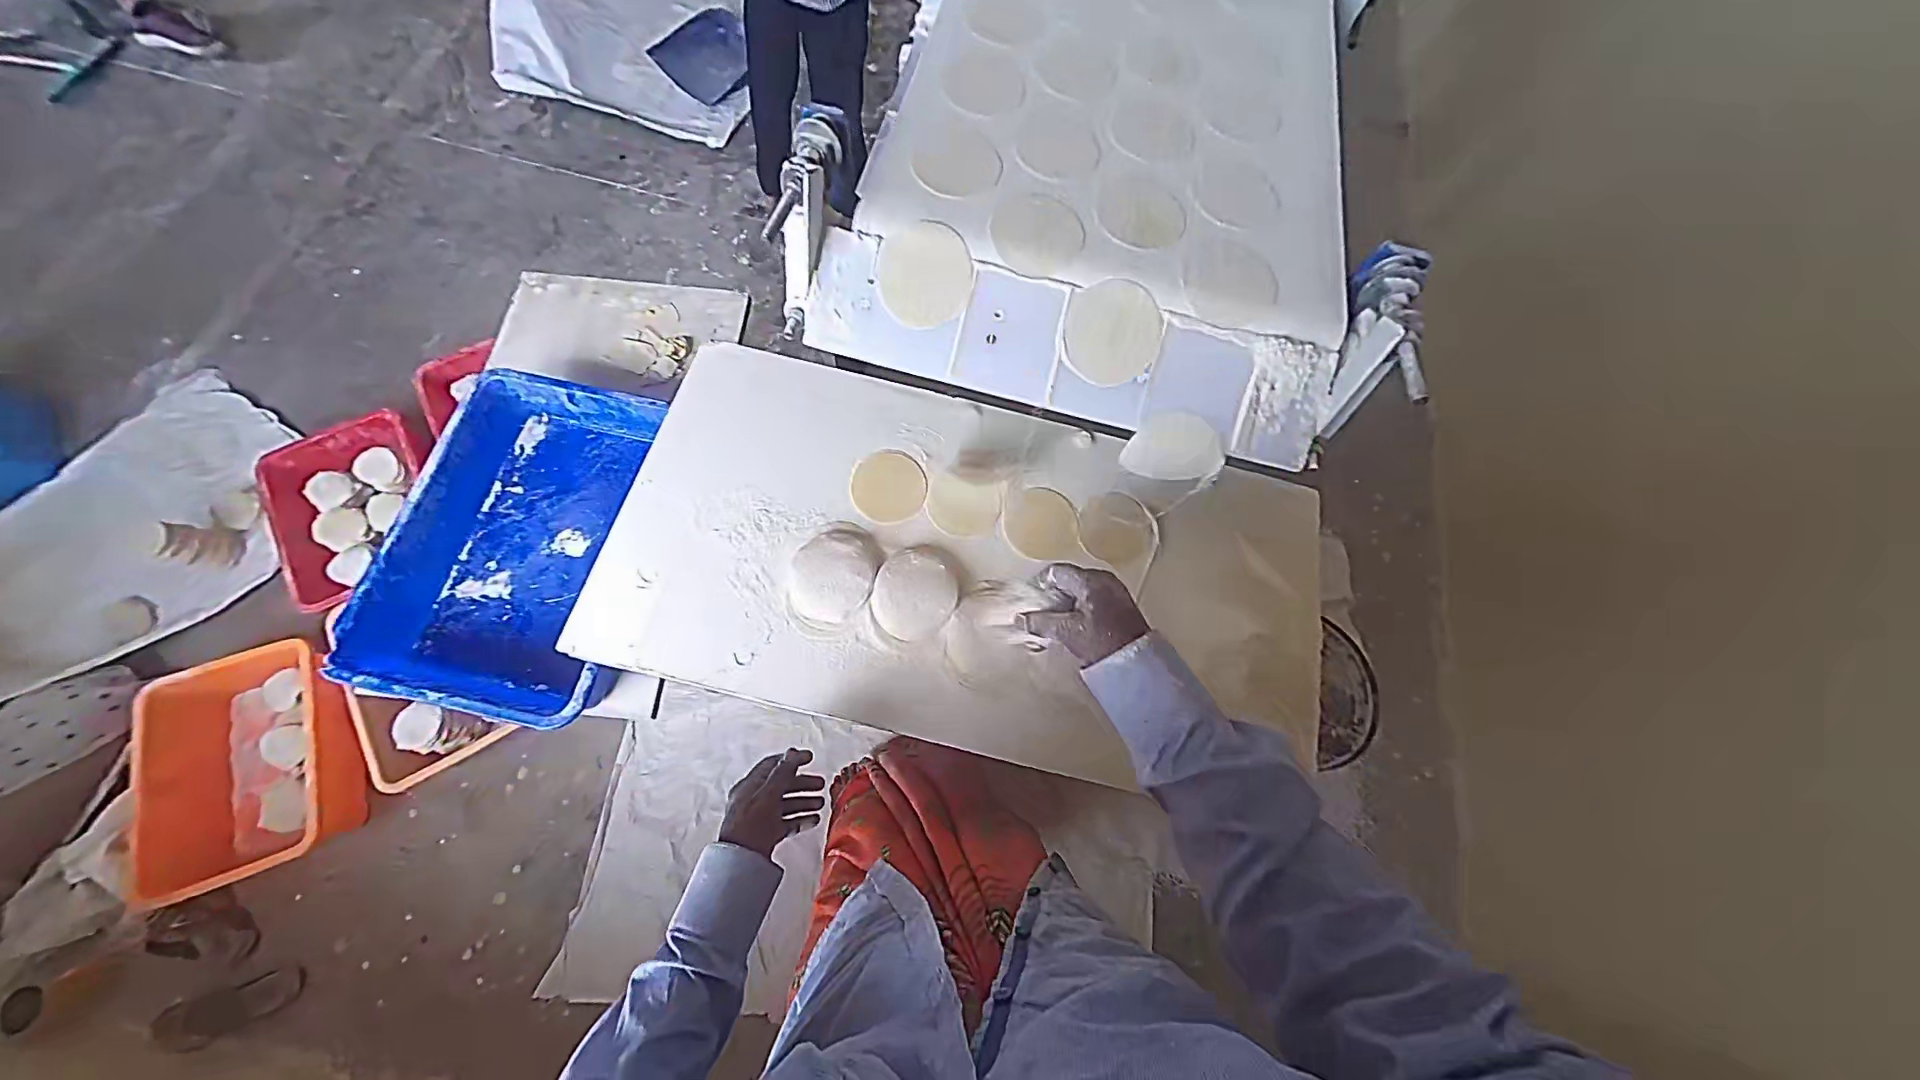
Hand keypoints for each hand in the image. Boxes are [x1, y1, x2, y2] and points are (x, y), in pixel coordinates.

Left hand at [718, 748, 826, 857]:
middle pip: (782, 785)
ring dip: (805, 801)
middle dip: (803, 783)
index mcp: (749, 786)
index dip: (791, 760)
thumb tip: (792, 753)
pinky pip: (787, 823)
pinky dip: (801, 819)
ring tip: (820, 802)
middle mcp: (754, 800)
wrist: (741, 862)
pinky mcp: (767, 835)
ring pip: (786, 804)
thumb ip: (782, 772)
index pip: (772, 766)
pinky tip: (813, 820)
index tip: (808, 758)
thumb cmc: (750, 825)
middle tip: (820, 783)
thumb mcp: (768, 793)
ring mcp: (761, 818)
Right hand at [1017, 563, 1150, 666]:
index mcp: (1090, 580)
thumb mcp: (1066, 632)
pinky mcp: (1120, 604)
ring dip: (1066, 604)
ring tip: (1057, 625)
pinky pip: (1092, 598)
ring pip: (1080, 590)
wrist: (1137, 663)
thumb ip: (1040, 622)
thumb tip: (1020, 619)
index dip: (1039, 585)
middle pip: (1068, 580)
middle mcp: (1104, 579)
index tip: (1032, 603)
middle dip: (1052, 597)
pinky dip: (1080, 608)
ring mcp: (1114, 590)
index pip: (1056, 572)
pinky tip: (1075, 627)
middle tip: (1042, 616)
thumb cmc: (1102, 642)